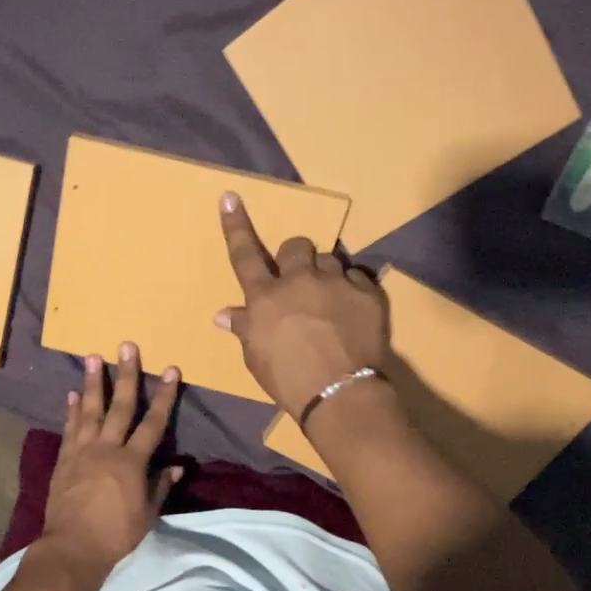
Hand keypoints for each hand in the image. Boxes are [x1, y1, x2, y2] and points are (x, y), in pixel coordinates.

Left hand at [38, 342, 182, 576]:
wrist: (72, 547)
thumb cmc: (116, 534)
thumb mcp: (147, 514)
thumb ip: (160, 487)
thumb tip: (177, 467)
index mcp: (132, 462)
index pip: (152, 423)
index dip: (163, 396)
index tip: (171, 370)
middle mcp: (106, 449)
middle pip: (119, 406)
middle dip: (126, 375)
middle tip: (126, 346)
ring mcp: (81, 452)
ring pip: (89, 410)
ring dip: (93, 383)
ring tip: (92, 357)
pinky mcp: (63, 461)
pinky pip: (69, 429)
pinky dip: (71, 411)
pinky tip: (72, 394)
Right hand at [214, 191, 390, 414]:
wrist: (338, 392)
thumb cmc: (287, 379)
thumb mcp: (256, 357)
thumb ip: (244, 328)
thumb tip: (223, 315)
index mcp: (265, 297)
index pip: (245, 254)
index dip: (236, 226)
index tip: (230, 197)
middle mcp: (298, 280)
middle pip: (295, 246)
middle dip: (295, 257)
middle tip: (299, 280)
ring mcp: (335, 283)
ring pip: (329, 259)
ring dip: (325, 274)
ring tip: (329, 299)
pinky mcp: (367, 292)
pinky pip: (359, 277)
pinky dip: (354, 289)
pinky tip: (353, 310)